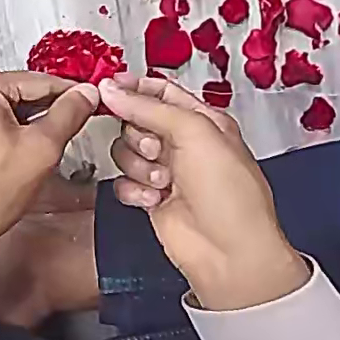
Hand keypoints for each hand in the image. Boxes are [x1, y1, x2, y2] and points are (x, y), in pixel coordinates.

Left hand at [0, 70, 99, 280]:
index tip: (97, 102)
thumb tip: (86, 93)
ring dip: (40, 128)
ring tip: (53, 150)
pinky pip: (4, 125)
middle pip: (29, 93)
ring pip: (18, 111)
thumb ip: (69, 113)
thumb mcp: (42, 147)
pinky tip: (33, 157)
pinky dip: (22, 137)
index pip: (42, 80)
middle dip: (55, 113)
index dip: (74, 94)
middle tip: (81, 128)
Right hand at [98, 76, 309, 309]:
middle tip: (156, 150)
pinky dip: (134, 190)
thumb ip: (149, 107)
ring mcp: (166, 171)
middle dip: (139, 134)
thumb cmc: (230, 194)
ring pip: (125, 151)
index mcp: (202, 120)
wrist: (228, 253)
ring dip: (138, 166)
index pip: (160, 91)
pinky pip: (123, 182)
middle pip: (136, 120)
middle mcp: (183, 143)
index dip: (134, 87)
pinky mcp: (151, 197)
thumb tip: (113, 89)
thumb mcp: (195, 133)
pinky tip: (155, 199)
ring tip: (163, 181)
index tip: (109, 86)